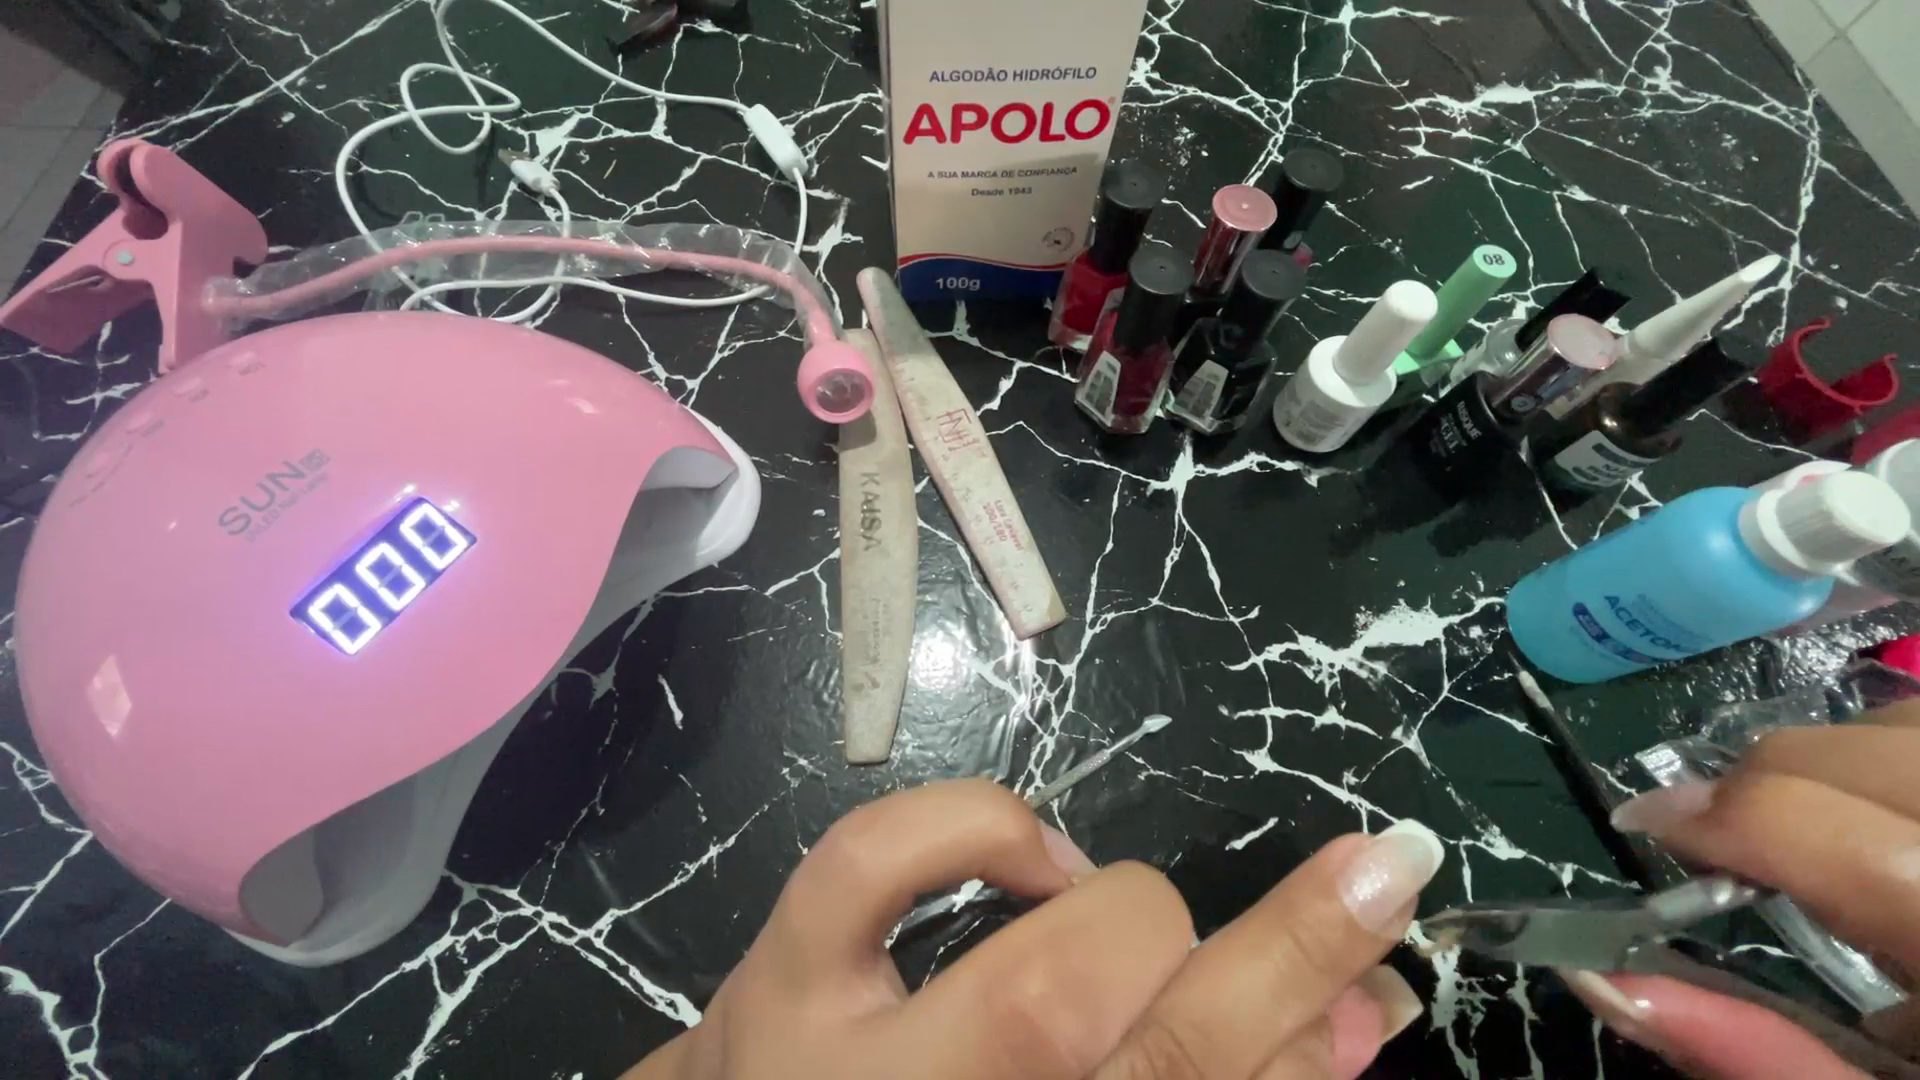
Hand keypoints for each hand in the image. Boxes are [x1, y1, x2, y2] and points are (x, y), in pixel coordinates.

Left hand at [620, 778, 1443, 1079]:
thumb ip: (1224, 1071)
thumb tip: (1356, 1005)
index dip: (1304, 987)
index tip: (1388, 878)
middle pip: (1137, 1043)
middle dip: (1232, 965)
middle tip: (1228, 923)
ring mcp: (840, 1055)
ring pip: (1032, 977)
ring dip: (1117, 912)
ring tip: (1101, 911)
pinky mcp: (779, 971)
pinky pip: (876, 857)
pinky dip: (976, 825)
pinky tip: (1022, 853)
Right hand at [1568, 701, 1919, 1077]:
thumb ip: (1757, 1054)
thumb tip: (1593, 976)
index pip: (1798, 821)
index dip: (1703, 819)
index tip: (1654, 833)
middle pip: (1845, 753)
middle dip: (1759, 789)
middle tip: (1736, 846)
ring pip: (1909, 722)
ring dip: (1840, 765)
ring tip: (1838, 836)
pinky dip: (1902, 757)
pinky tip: (1906, 820)